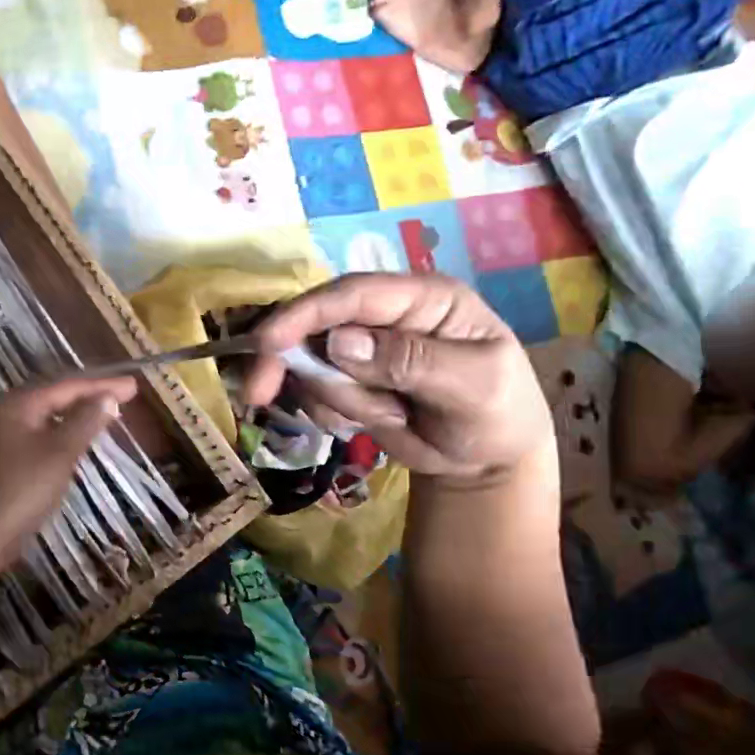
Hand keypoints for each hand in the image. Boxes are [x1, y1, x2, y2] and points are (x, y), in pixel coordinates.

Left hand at [0, 376, 137, 582]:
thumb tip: (108, 397)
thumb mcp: (59, 453)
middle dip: (89, 395)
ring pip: (46, 416)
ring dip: (77, 414)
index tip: (134, 386)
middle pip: (54, 397)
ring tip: (108, 411)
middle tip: (125, 395)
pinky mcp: (0, 458)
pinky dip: (62, 432)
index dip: (102, 385)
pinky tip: (78, 437)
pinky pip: (38, 434)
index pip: (66, 386)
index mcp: (14, 405)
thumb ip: (85, 421)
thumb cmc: (20, 491)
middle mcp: (2, 413)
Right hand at [244, 273, 550, 485]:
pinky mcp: (348, 379)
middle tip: (258, 395)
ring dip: (338, 399)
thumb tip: (340, 342)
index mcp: (424, 297)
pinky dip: (331, 412)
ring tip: (392, 418)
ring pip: (311, 363)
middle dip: (290, 359)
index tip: (266, 342)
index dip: (307, 313)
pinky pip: (314, 391)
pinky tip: (373, 424)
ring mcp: (362, 348)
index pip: (355, 294)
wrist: (486, 460)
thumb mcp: (473, 385)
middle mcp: (385, 315)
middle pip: (316, 322)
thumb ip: (411, 360)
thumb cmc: (496, 413)